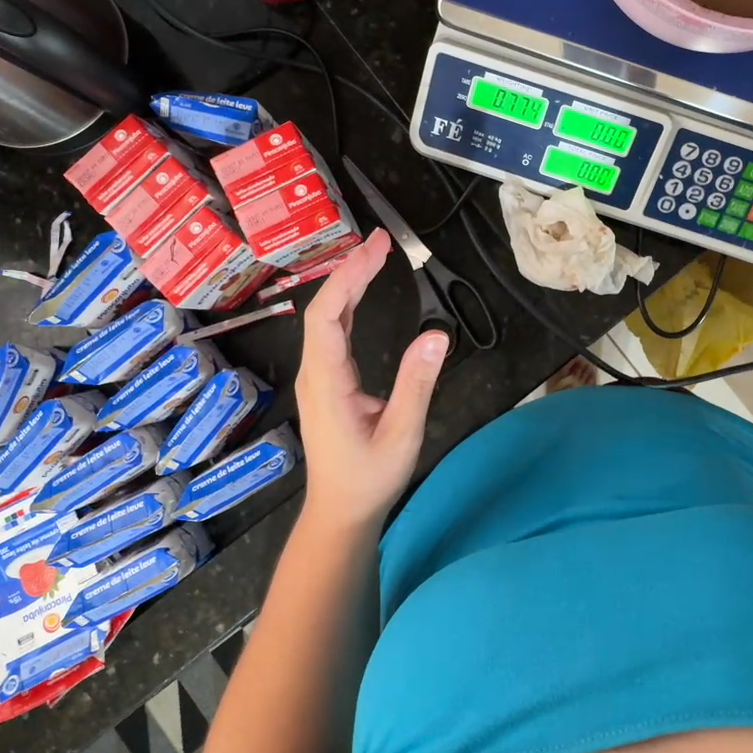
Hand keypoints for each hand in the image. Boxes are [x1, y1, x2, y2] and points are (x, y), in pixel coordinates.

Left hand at [295, 229, 449, 527]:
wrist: (340, 511)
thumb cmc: (369, 477)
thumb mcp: (401, 434)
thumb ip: (417, 384)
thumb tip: (437, 335)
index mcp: (327, 381)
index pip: (328, 316)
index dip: (348, 276)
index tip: (376, 248)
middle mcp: (315, 372)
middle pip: (325, 309)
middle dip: (351, 270)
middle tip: (382, 241)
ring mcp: (318, 376)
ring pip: (326, 319)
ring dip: (349, 284)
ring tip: (376, 256)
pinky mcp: (326, 381)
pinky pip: (332, 332)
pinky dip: (348, 304)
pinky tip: (362, 292)